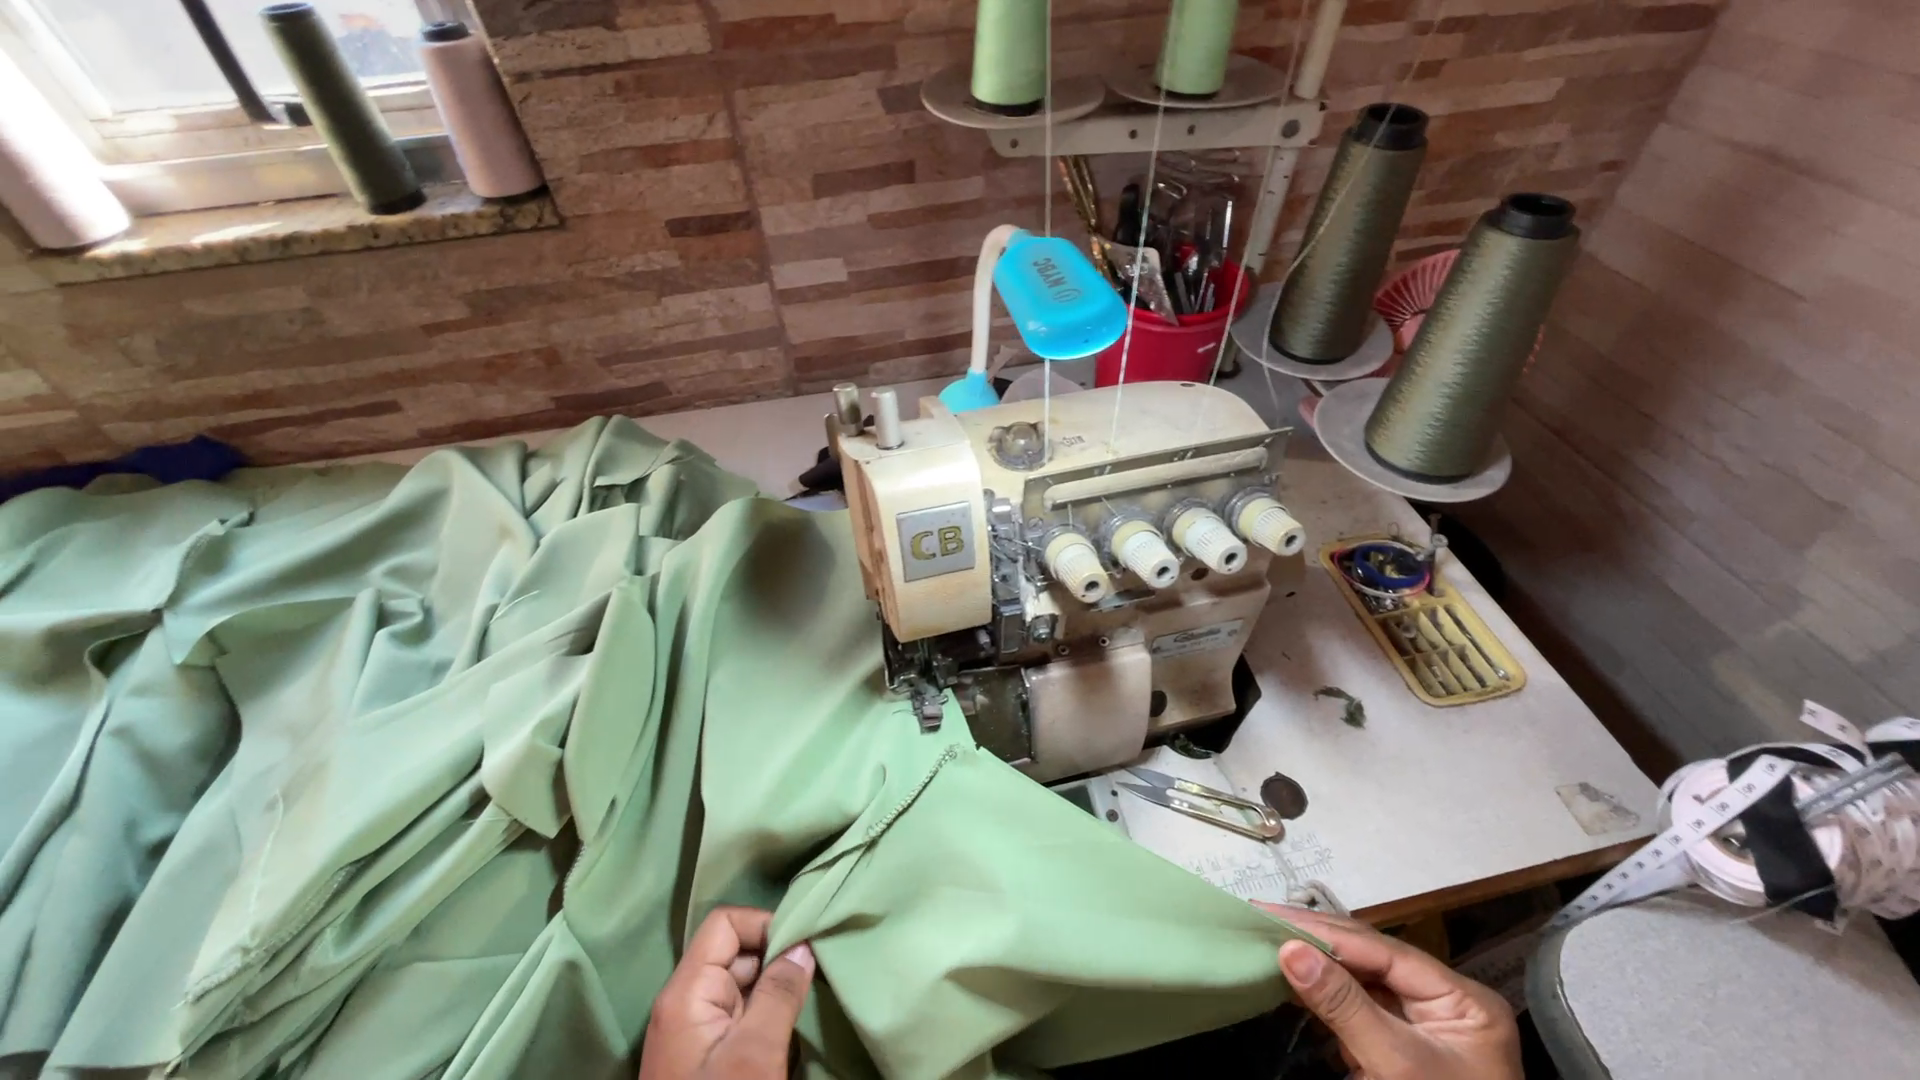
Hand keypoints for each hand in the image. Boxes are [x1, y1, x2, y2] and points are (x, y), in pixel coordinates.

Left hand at [638, 906, 815, 1079]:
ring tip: (809, 1001)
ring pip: (745, 985)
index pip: (726, 925)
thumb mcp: (754, 1052)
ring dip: (778, 989)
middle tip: (815, 975)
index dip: (765, 927)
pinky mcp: (712, 1056)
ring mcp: (699, 1030)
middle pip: (738, 952)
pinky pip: (745, 1015)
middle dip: (778, 959)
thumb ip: (779, 993)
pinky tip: (795, 1028)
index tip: (802, 949)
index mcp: (686, 992)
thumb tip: (803, 945)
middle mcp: (689, 1002)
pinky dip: (771, 1015)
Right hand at [1258, 904, 1520, 1079]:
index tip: (1271, 914)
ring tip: (1267, 939)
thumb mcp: (1394, 1064)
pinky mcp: (1399, 1044)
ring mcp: (1422, 1023)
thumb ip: (1343, 1004)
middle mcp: (1443, 1000)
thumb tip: (1288, 948)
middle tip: (1261, 917)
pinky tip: (1290, 978)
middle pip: (1371, 958)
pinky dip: (1322, 994)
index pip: (1383, 950)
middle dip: (1316, 941)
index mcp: (1462, 999)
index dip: (1326, 932)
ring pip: (1359, 978)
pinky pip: (1356, 1005)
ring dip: (1314, 962)